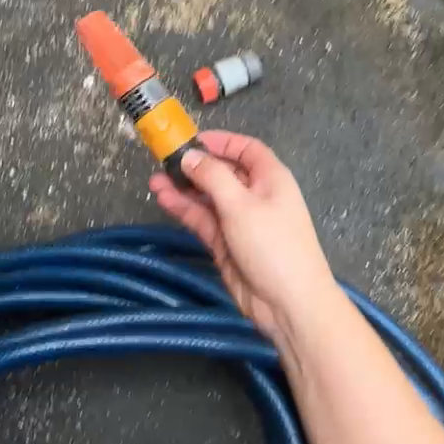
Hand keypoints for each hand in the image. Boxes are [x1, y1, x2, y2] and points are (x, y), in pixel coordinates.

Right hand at [148, 131, 340, 342]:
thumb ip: (212, 177)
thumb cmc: (273, 245)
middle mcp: (255, 195)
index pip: (245, 149)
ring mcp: (240, 221)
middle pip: (223, 172)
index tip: (191, 139)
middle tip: (163, 160)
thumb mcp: (241, 205)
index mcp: (270, 177)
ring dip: (184, 189)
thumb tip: (189, 155)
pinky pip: (203, 220)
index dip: (220, 141)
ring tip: (154, 181)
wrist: (289, 305)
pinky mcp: (226, 244)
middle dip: (196, 166)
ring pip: (209, 197)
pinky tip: (164, 199)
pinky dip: (185, 209)